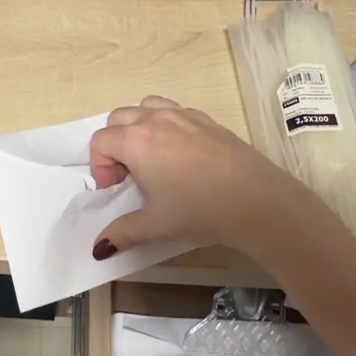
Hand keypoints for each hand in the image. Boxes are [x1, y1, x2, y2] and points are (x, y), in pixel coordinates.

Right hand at [89, 96, 296, 256]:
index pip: (100, 141)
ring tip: (149, 157)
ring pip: (146, 107)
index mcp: (136, 141)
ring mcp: (183, 115)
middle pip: (118, 119)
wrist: (257, 200)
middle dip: (114, 145)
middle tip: (128, 175)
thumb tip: (99, 248)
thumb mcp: (154, 225)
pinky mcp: (207, 120)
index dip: (99, 167)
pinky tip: (179, 154)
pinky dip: (165, 125)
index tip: (114, 189)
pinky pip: (173, 111)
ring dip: (137, 127)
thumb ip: (121, 233)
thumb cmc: (199, 209)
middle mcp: (156, 119)